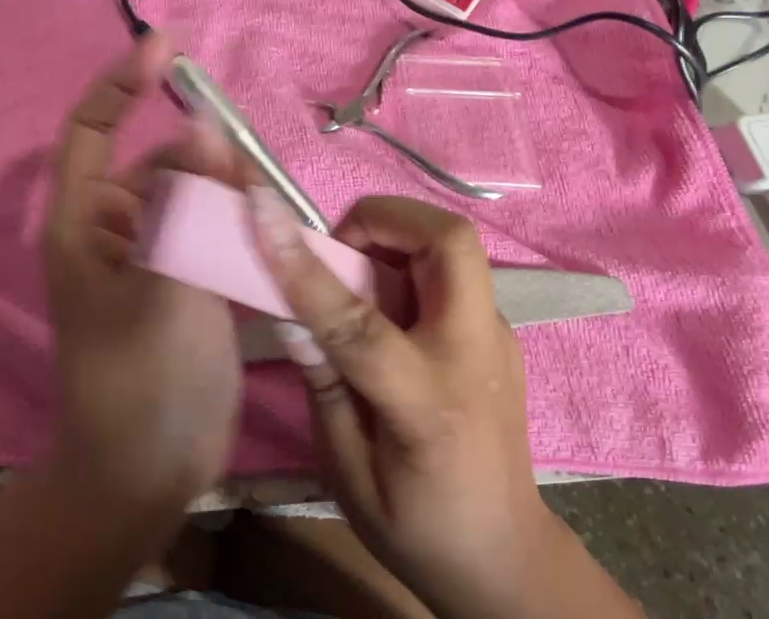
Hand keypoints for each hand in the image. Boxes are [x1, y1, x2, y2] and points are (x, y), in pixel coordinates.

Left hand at [44, 34, 243, 511]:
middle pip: (156, 165)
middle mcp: (111, 231)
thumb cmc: (141, 380)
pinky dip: (238, 228)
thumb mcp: (164, 286)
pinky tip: (276, 233)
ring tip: (269, 203)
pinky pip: (211, 237)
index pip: (91, 131)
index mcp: (82, 223)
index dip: (120, 83)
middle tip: (252, 169)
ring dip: (227, 193)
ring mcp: (150, 260)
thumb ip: (184, 206)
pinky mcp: (183, 287)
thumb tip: (199, 127)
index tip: (165, 45)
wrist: (146, 470)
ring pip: (191, 200)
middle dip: (201, 156)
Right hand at [248, 190, 604, 617]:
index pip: (358, 322)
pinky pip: (448, 273)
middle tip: (336, 249)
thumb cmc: (416, 526)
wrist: (507, 560)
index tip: (260, 209)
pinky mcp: (496, 335)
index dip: (303, 264)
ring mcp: (495, 340)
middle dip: (382, 218)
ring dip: (392, 239)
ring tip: (350, 280)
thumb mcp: (347, 471)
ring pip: (453, 247)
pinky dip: (403, 265)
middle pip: (449, 240)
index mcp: (427, 405)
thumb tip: (288, 312)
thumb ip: (321, 383)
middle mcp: (473, 356)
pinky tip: (379, 312)